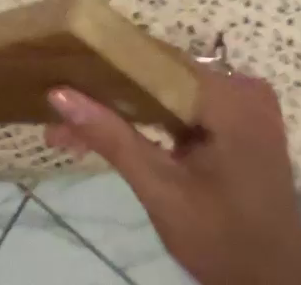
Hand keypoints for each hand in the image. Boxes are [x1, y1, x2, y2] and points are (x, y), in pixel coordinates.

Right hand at [45, 69, 300, 284]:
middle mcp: (243, 91)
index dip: (104, 64)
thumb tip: (57, 92)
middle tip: (57, 106)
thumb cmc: (223, 243)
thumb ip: (111, 137)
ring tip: (70, 126)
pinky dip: (145, 118)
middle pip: (158, 74)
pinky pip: (179, 104)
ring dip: (120, 107)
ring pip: (164, 89)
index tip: (59, 73)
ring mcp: (243, 108)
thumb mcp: (161, 191)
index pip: (155, 58)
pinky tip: (108, 130)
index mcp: (233, 99)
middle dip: (106, 92)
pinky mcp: (237, 125)